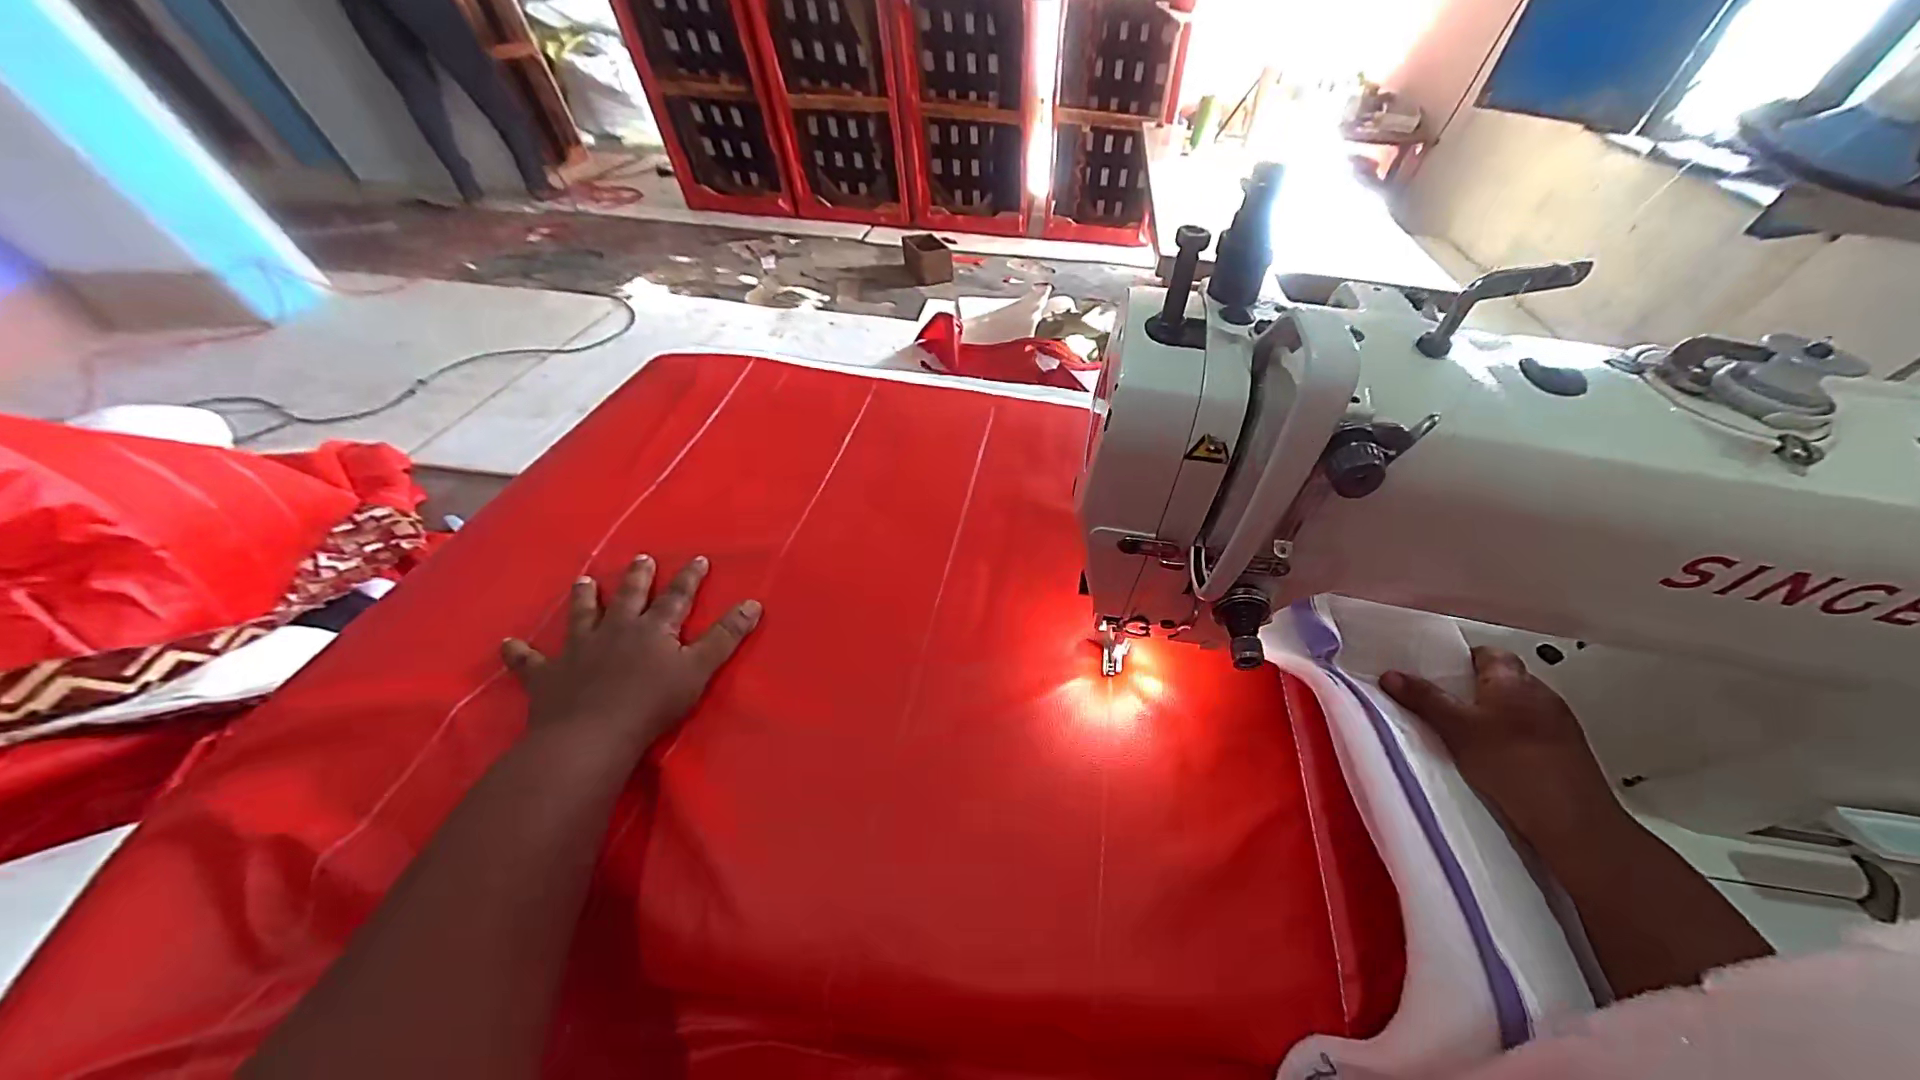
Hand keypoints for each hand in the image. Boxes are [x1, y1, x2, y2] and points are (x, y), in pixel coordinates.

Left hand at [501, 555, 760, 757]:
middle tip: (640, 559)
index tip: (698, 559)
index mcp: (653, 629)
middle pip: (628, 598)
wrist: (592, 735)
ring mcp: (579, 651)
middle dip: (637, 577)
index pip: (677, 597)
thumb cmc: (652, 704)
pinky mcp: (549, 676)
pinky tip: (507, 644)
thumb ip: (725, 637)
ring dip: (583, 599)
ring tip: (583, 581)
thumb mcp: (698, 670)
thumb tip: (753, 604)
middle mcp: (615, 630)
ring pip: (582, 617)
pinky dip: (519, 653)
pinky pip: (530, 662)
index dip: (689, 578)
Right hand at [1380, 646, 1627, 845]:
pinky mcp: (1566, 752)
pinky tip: (1489, 757)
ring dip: (1490, 715)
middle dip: (1469, 689)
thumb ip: (1424, 698)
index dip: (1458, 659)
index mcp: (1514, 679)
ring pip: (1514, 707)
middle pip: (1499, 679)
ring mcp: (1558, 724)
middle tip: (1439, 703)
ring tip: (1460, 734)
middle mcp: (1542, 694)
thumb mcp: (1455, 728)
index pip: (1486, 653)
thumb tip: (1393, 676)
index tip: (1434, 672)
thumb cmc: (1515, 765)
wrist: (1571, 822)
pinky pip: (1527, 732)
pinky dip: (1506, 738)